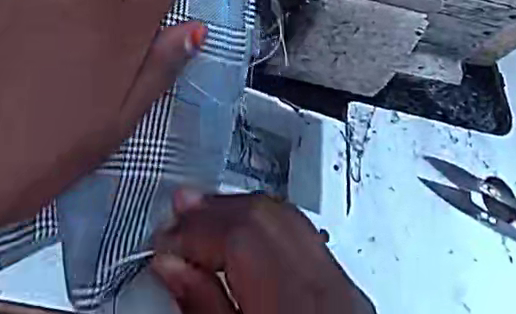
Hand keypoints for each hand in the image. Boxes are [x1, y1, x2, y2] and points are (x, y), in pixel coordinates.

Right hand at [152, 191, 373, 313]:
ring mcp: (347, 295)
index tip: (163, 244)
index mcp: (293, 311)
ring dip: (239, 211)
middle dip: (213, 211)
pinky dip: (267, 226)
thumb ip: (202, 310)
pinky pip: (304, 237)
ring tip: (202, 218)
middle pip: (264, 218)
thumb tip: (172, 267)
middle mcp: (328, 295)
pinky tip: (243, 235)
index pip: (238, 238)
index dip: (193, 232)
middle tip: (175, 219)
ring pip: (287, 218)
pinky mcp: (352, 300)